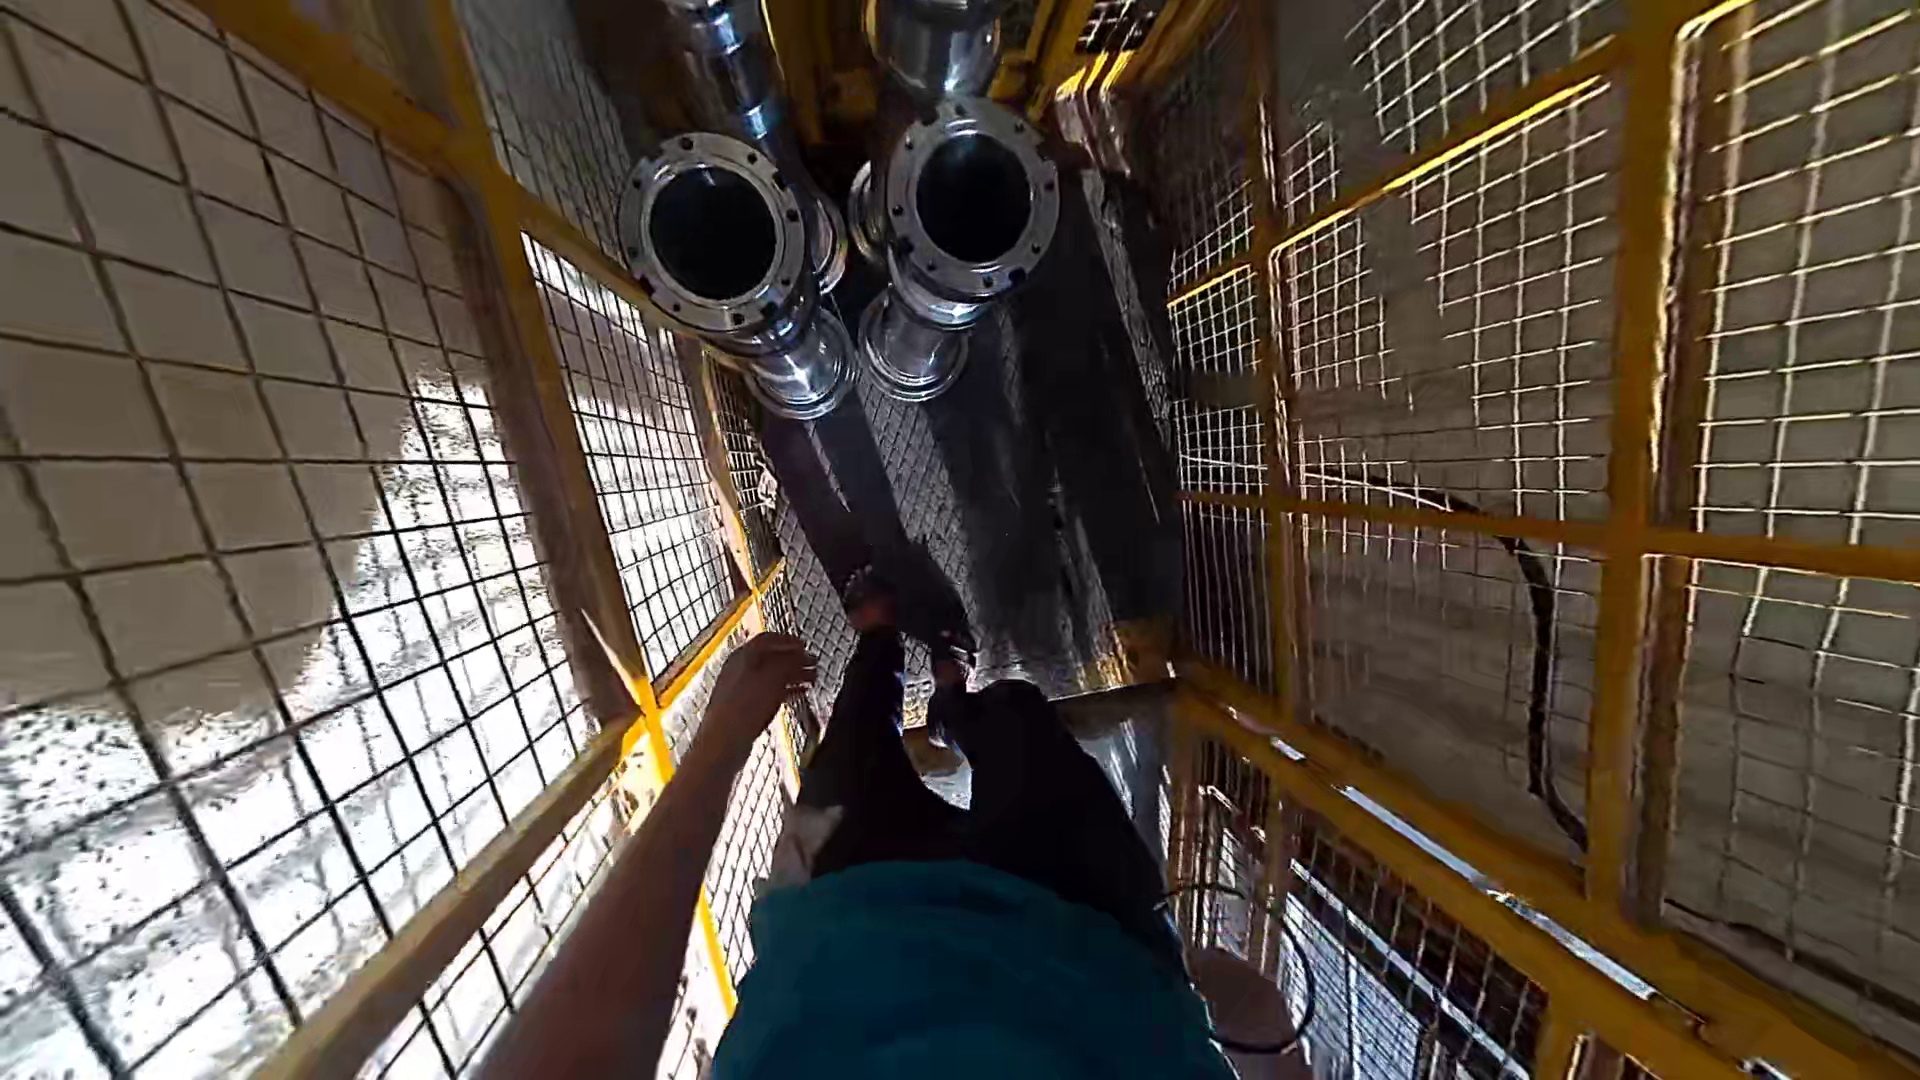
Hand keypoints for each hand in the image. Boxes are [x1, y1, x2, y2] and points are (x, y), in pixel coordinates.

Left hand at [701, 633, 815, 755]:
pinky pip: (770, 692)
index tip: (804, 645)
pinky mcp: (745, 707)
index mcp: (742, 656)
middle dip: (794, 659)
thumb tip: (801, 656)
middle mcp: (739, 669)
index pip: (768, 639)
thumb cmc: (743, 708)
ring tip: (811, 679)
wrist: (724, 743)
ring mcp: (741, 689)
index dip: (789, 641)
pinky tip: (798, 694)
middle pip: (772, 657)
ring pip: (772, 675)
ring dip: (793, 675)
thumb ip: (790, 662)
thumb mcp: (773, 677)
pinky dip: (786, 690)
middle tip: (812, 662)